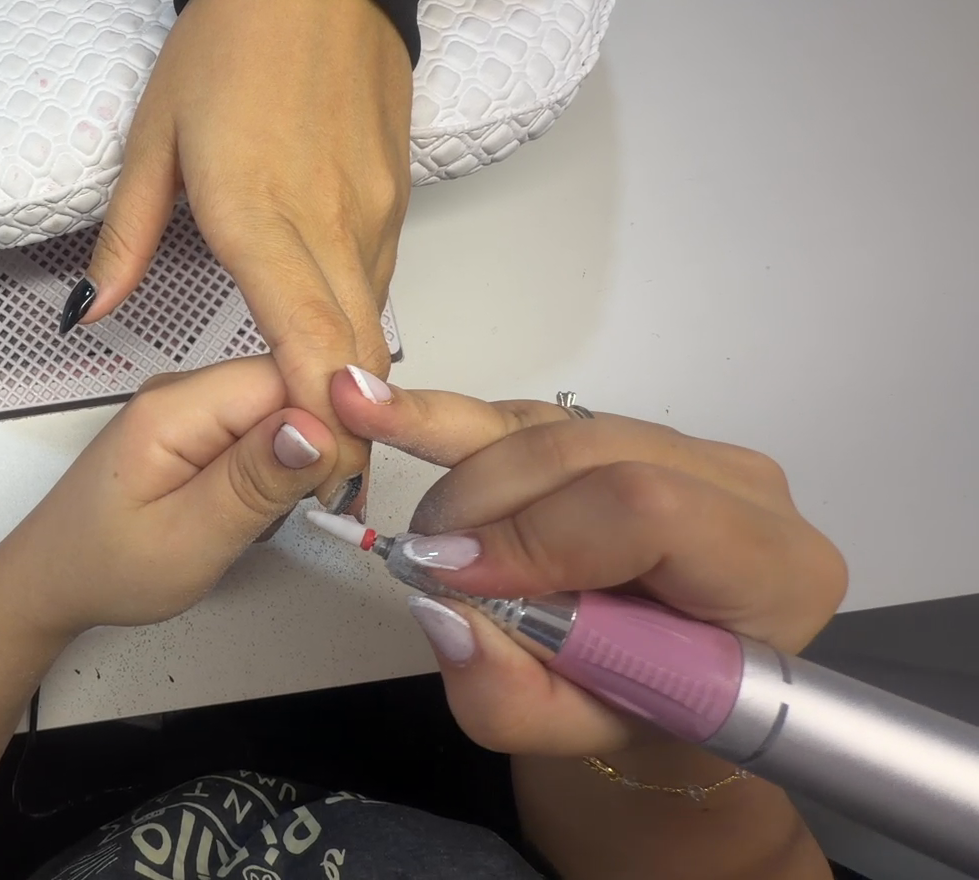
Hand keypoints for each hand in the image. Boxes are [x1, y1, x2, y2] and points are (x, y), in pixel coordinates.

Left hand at [0, 356, 336, 638]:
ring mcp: (185, 406)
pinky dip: (270, 469)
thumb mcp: (188, 539)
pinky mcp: (192, 428)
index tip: (337, 484)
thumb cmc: (107, 566)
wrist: (55, 575)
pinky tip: (247, 504)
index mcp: (171, 407)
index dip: (329, 422)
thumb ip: (254, 483)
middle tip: (302, 508)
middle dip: (316, 445)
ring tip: (261, 514)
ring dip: (293, 462)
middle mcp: (180, 391)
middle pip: (285, 385)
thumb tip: (320, 428)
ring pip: (277, 409)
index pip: (283, 374)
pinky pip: (256, 429)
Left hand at [67, 0, 412, 507]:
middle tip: (322, 480)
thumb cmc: (223, 53)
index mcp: (260, 216)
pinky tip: (334, 347)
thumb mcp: (150, 140)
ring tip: (326, 431)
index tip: (314, 474)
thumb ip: (125, 238)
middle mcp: (333, 224)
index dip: (316, 414)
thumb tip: (91, 311)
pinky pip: (381, 281)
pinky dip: (360, 326)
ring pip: (374, 319)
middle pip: (354, 348)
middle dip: (345, 422)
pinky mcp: (397, 198)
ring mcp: (375, 211)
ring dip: (353, 380)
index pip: (304, 338)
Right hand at [329, 366, 848, 757]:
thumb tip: (440, 612)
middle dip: (477, 500)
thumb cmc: (624, 704)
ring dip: (453, 469)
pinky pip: (507, 413)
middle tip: (422, 557)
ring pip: (533, 422)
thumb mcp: (568, 731)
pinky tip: (371, 405)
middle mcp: (731, 484)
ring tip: (421, 527)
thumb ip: (507, 696)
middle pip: (577, 450)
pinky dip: (432, 420)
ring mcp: (662, 441)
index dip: (534, 535)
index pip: (646, 510)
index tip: (447, 575)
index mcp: (767, 568)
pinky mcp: (593, 424)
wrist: (641, 672)